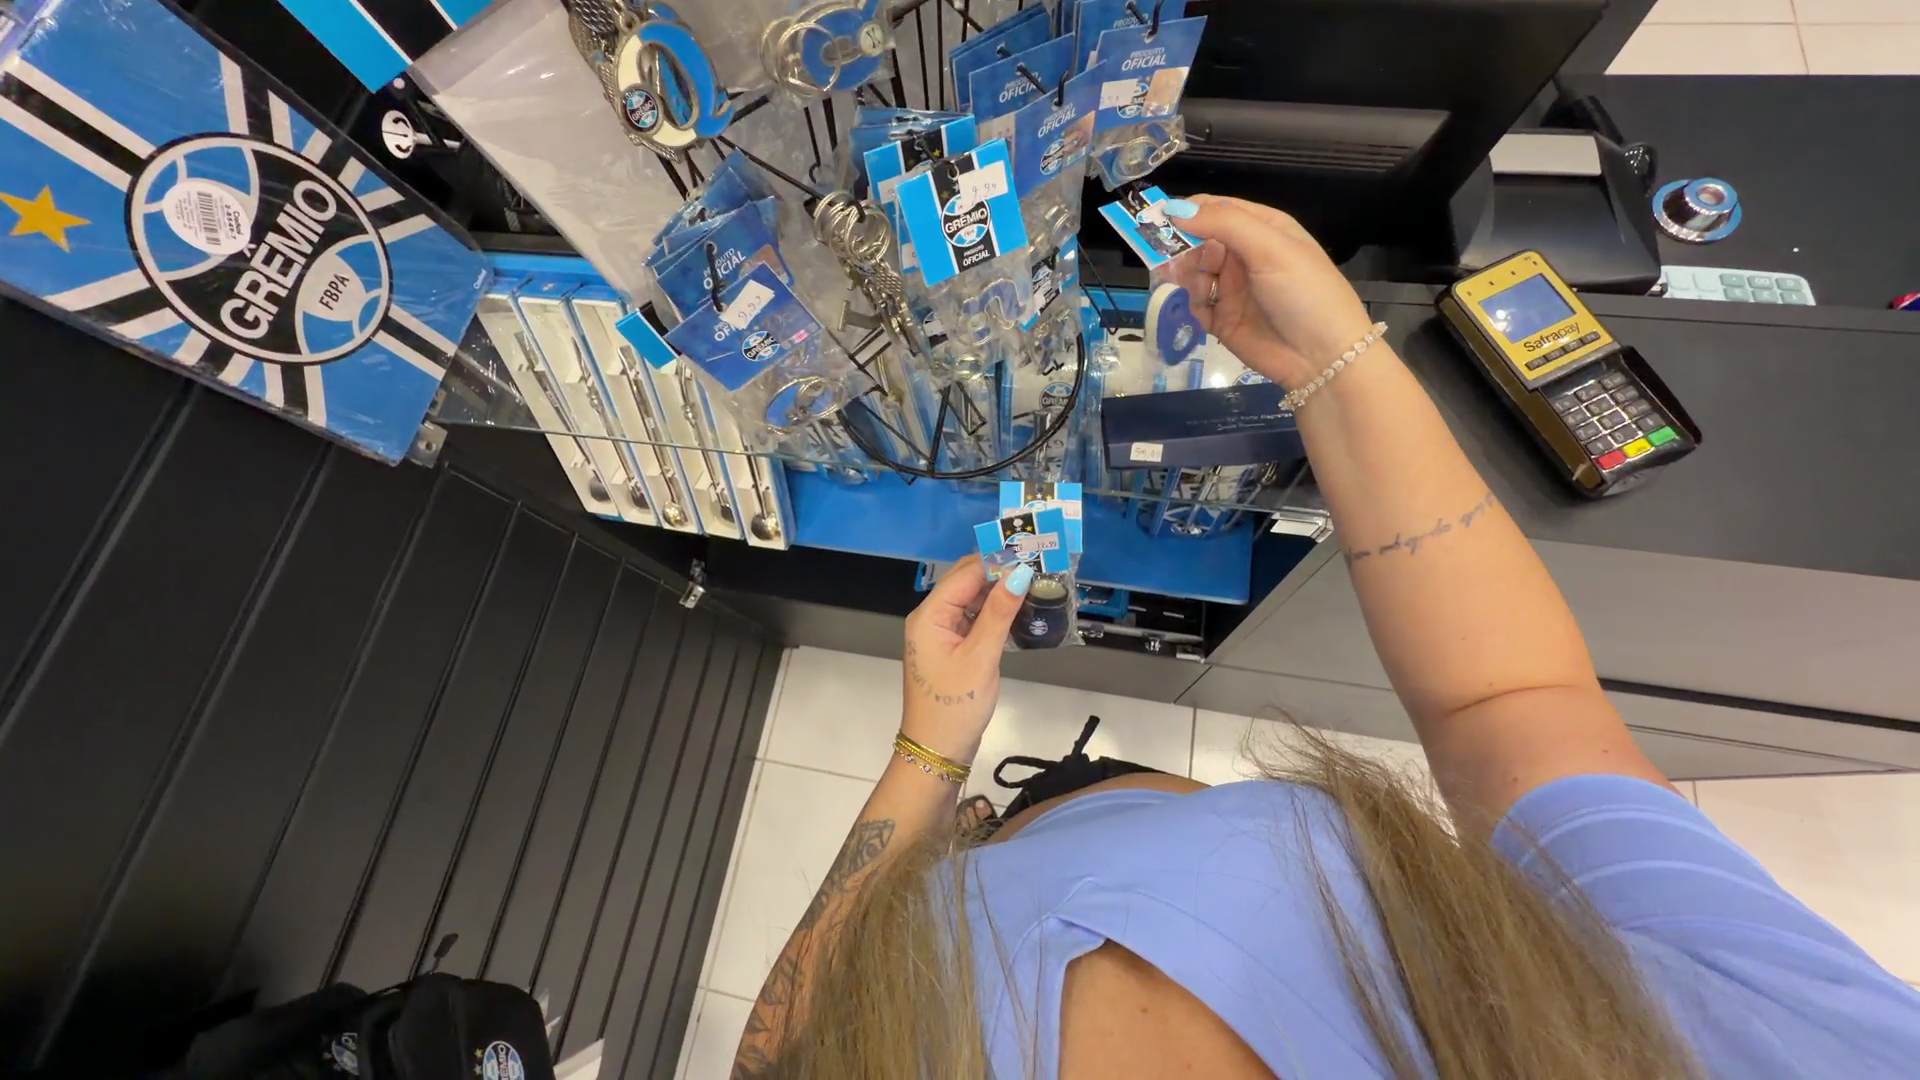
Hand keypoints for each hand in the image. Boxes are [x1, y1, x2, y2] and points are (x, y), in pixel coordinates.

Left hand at [899, 556, 1032, 765]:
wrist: (938, 751)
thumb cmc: (956, 705)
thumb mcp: (980, 657)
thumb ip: (999, 613)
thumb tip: (1020, 572)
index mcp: (930, 615)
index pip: (965, 573)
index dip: (997, 561)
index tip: (1032, 553)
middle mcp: (932, 617)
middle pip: (967, 582)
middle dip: (1000, 572)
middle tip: (1038, 567)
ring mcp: (942, 633)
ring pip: (972, 599)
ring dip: (1000, 592)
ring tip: (1036, 584)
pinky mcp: (953, 648)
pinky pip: (974, 619)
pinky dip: (995, 613)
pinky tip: (1020, 612)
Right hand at [1158, 195, 1375, 389]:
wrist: (1320, 356)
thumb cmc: (1303, 292)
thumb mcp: (1269, 248)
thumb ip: (1224, 224)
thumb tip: (1174, 210)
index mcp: (1263, 228)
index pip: (1218, 209)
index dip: (1188, 210)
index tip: (1159, 218)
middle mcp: (1245, 255)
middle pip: (1199, 241)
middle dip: (1183, 248)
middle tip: (1167, 260)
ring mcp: (1233, 288)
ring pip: (1193, 273)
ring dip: (1189, 279)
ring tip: (1199, 290)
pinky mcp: (1222, 319)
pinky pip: (1196, 305)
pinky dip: (1194, 306)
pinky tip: (1207, 314)